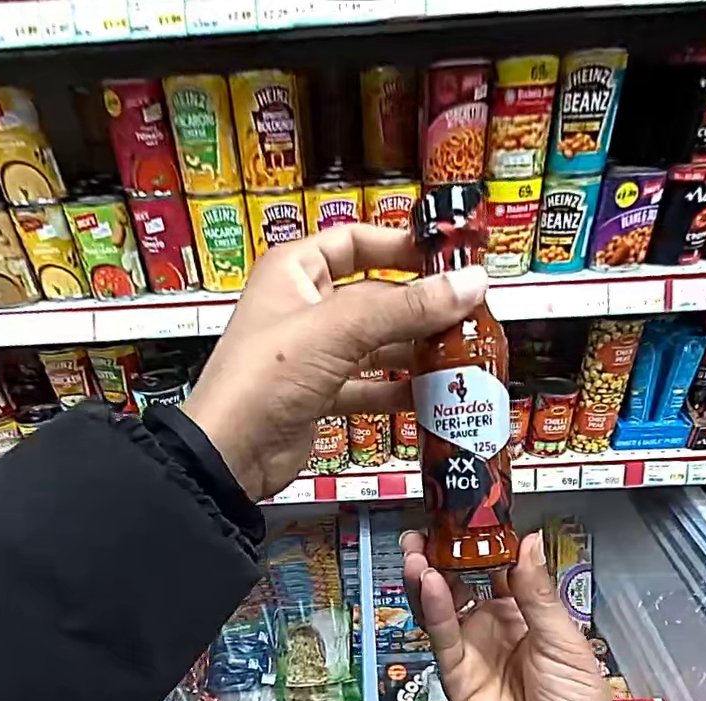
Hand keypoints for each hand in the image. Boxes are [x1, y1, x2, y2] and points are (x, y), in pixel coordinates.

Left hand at [181, 225, 487, 499]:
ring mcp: (312, 355)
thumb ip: (406, 307)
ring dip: (414, 350)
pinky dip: (397, 390)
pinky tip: (432, 395)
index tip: (448, 257)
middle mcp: (305, 308)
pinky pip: (368, 385)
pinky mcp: (320, 396)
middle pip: (373, 296)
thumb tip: (472, 283)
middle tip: (469, 313)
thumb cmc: (269, 376)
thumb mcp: (337, 330)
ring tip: (461, 354)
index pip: (355, 241)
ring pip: (374, 344)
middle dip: (419, 306)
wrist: (232, 453)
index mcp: (296, 271)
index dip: (401, 246)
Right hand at [402, 530, 630, 700]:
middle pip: (461, 581)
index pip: (498, 567)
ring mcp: (472, 648)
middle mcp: (494, 624)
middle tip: (430, 526)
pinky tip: (428, 583)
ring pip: (443, 604)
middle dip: (444, 554)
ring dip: (428, 575)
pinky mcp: (455, 673)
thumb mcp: (565, 642)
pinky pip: (441, 635)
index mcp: (525, 613)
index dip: (483, 542)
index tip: (470, 513)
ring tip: (418, 548)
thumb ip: (537, 593)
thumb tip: (527, 541)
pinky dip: (433, 608)